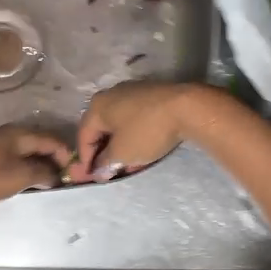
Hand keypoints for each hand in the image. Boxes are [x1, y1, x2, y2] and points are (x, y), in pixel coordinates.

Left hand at [0, 125, 72, 212]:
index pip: (52, 140)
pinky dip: (21, 167)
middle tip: (61, 179)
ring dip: (36, 164)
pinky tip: (20, 180)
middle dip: (52, 159)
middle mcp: (8, 133)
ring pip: (23, 151)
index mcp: (20, 133)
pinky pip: (10, 158)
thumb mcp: (20, 175)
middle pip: (38, 143)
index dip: (66, 155)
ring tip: (43, 182)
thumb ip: (42, 173)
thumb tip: (55, 174)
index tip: (74, 174)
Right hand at [70, 81, 205, 182]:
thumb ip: (105, 163)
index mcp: (97, 106)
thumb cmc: (146, 131)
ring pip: (120, 124)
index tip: (92, 177)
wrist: (186, 108)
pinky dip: (134, 136)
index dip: (86, 159)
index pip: (84, 136)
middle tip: (109, 172)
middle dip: (104, 152)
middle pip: (101, 128)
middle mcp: (111, 94)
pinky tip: (142, 150)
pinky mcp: (151, 95)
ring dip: (120, 146)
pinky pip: (135, 118)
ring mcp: (132, 92)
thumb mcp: (122, 153)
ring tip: (127, 165)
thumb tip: (99, 170)